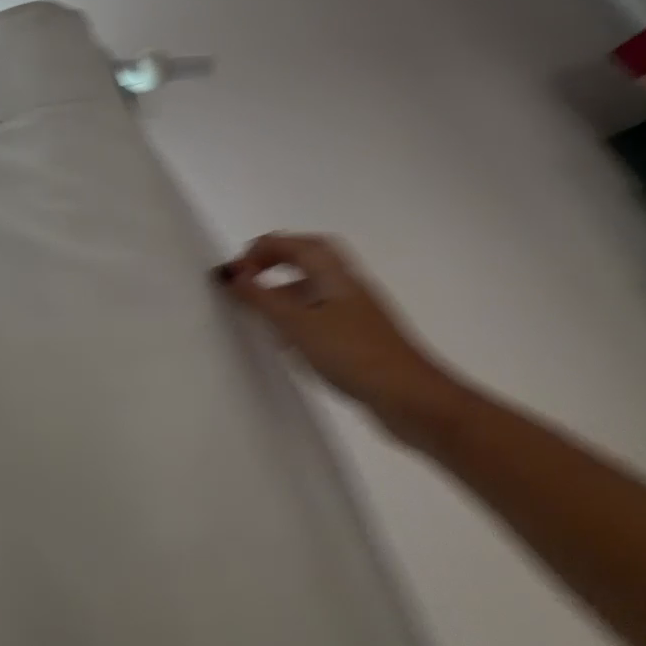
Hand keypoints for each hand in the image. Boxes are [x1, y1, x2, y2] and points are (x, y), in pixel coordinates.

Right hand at [214, 233, 468, 442]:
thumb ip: (261, 298)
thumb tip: (230, 273)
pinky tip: (287, 343)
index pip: (295, 244)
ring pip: (315, 289)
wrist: (414, 401)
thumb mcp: (298, 324)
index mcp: (335, 275)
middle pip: (309, 259)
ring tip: (259, 313)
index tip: (235, 271)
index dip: (262, 249)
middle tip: (247, 278)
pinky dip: (298, 318)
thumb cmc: (354, 354)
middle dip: (275, 261)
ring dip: (284, 291)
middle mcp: (348, 286)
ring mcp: (357, 314)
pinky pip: (321, 315)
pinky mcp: (360, 340)